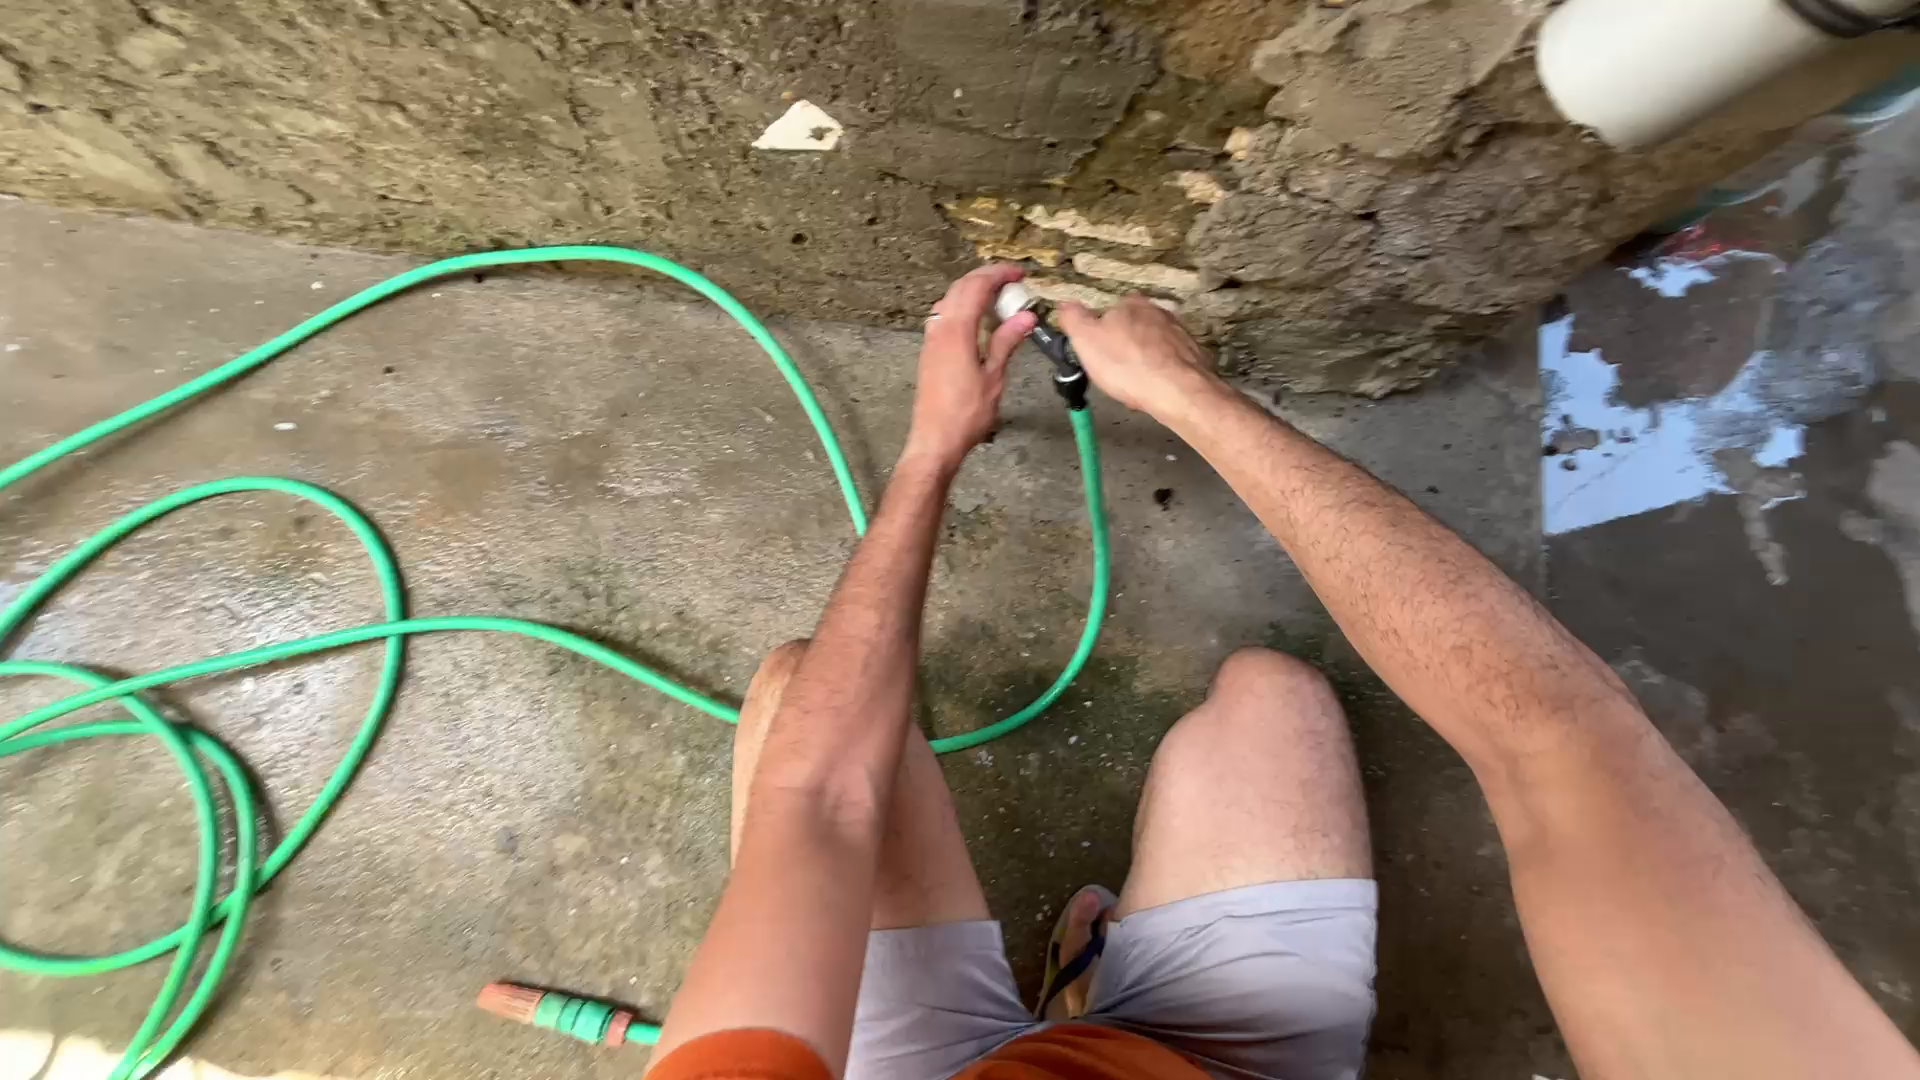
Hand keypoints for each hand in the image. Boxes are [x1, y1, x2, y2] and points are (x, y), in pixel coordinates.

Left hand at [901, 263, 1036, 470]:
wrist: (935, 440)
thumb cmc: (965, 415)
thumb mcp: (994, 377)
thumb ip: (1007, 342)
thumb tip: (1025, 317)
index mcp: (956, 331)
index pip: (977, 287)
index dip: (999, 274)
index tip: (1019, 273)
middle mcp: (939, 329)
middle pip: (960, 287)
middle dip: (985, 277)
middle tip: (1010, 279)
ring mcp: (931, 340)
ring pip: (949, 300)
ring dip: (972, 291)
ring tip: (997, 296)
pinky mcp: (929, 353)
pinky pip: (944, 317)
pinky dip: (961, 307)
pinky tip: (976, 320)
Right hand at [1055, 294, 1220, 415]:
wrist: (1176, 390)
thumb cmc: (1127, 365)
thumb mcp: (1086, 340)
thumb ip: (1073, 319)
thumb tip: (1065, 306)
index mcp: (1130, 303)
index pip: (1109, 312)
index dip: (1100, 334)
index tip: (1096, 354)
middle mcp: (1157, 311)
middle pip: (1132, 328)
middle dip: (1124, 346)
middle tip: (1114, 371)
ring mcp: (1178, 331)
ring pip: (1152, 345)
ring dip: (1142, 360)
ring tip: (1134, 382)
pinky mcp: (1192, 353)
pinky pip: (1169, 361)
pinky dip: (1160, 371)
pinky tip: (1153, 386)